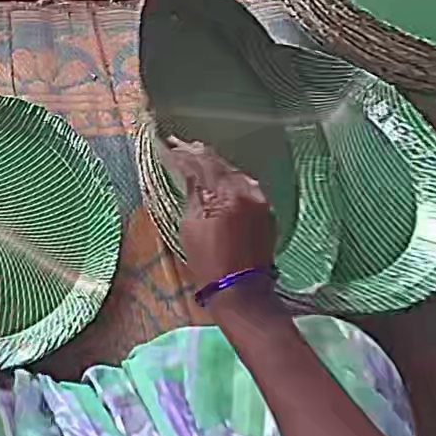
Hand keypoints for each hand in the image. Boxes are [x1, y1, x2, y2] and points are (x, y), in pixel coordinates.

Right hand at [166, 138, 274, 290]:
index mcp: (229, 193)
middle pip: (222, 165)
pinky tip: (217, 183)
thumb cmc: (208, 260)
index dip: (185, 153)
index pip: (204, 163)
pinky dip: (228, 182)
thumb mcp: (191, 225)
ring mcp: (261, 203)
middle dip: (201, 156)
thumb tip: (191, 175)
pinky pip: (244, 188)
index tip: (170, 144)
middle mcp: (250, 192)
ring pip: (235, 175)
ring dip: (215, 168)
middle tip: (181, 147)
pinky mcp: (265, 214)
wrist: (241, 291)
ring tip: (197, 161)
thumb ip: (194, 194)